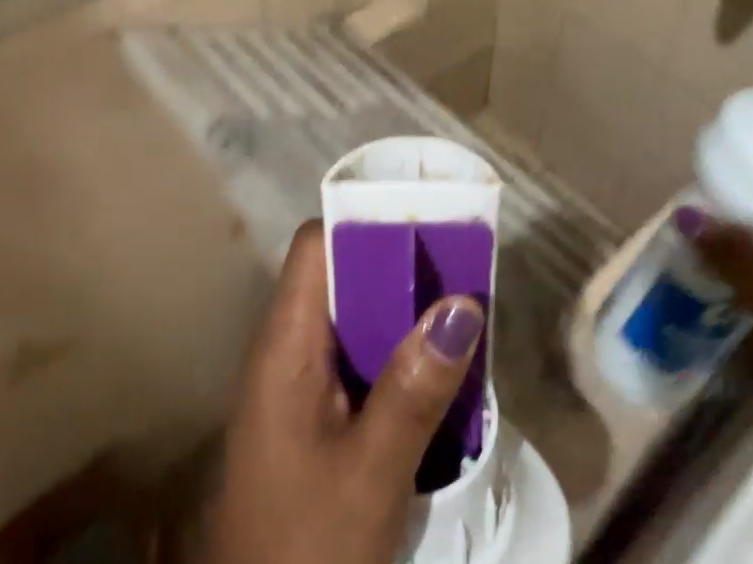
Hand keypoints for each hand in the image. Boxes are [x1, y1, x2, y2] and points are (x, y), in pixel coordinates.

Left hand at [208, 224, 485, 563]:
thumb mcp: (372, 472)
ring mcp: (296, 389)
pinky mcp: (311, 421)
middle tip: (468, 270)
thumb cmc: (307, 544)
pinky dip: (399, 359)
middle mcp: (285, 354)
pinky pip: (358, 365)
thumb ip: (416, 389)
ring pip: (354, 324)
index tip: (431, 221)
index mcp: (285, 348)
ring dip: (406, 317)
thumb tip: (462, 304)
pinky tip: (441, 374)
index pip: (317, 249)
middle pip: (340, 281)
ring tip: (466, 315)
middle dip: (403, 270)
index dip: (368, 225)